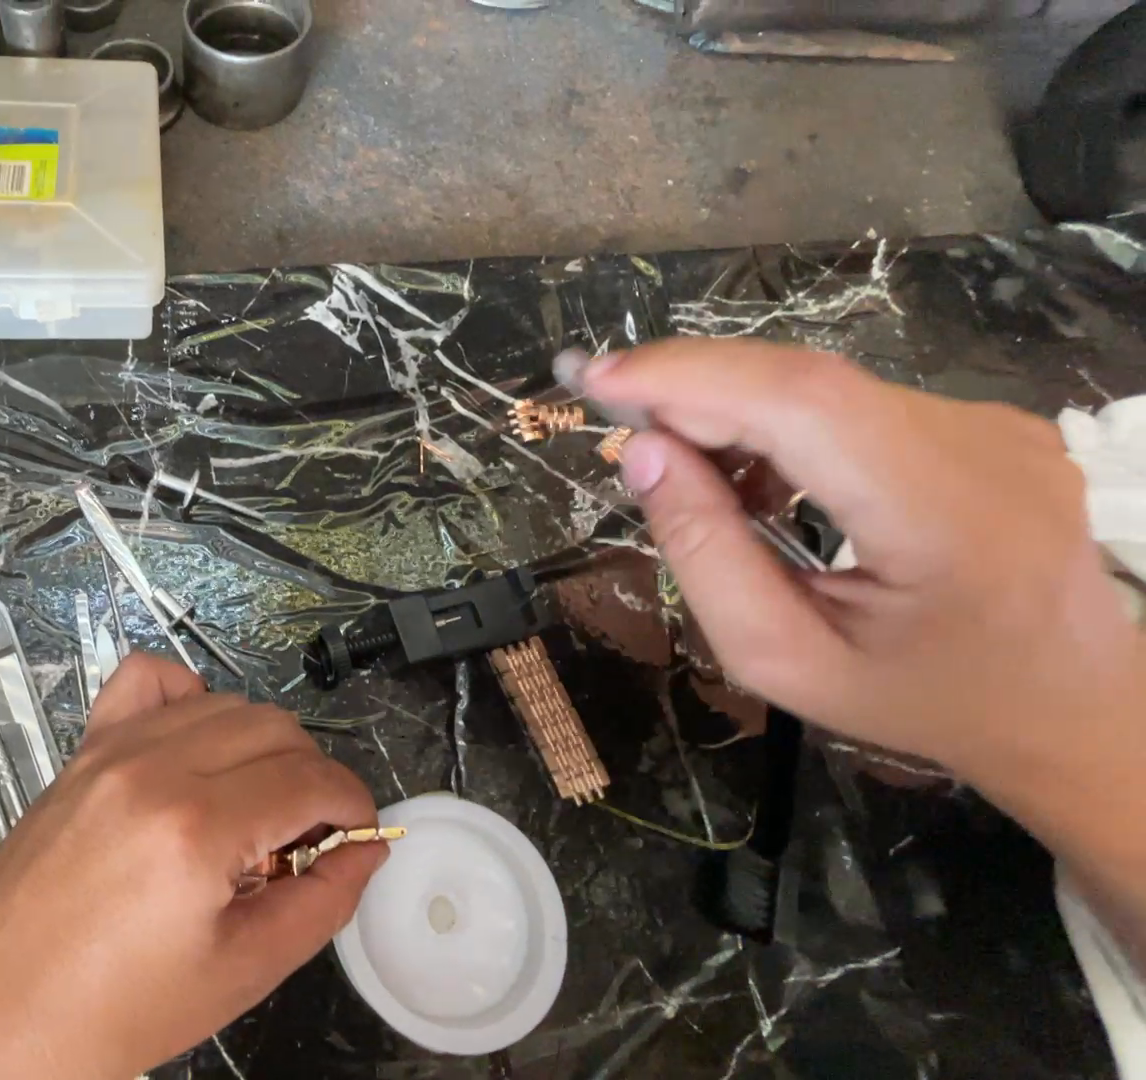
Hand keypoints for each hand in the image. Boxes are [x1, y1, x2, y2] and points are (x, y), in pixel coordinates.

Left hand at [0, 653, 385, 1079]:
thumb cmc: (106, 1010)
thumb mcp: (237, 975)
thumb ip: (320, 904)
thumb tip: (364, 850)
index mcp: (195, 829)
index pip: (311, 777)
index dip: (353, 802)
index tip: (357, 831)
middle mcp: (154, 768)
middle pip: (276, 727)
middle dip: (312, 775)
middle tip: (305, 836)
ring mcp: (114, 748)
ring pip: (225, 701)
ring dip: (261, 744)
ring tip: (252, 806)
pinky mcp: (86, 747)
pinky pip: (146, 679)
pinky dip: (188, 696)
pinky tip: (196, 744)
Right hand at [576, 339, 1145, 842]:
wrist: (1069, 707)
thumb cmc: (914, 699)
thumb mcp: (777, 656)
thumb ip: (703, 554)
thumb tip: (643, 452)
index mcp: (945, 520)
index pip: (802, 404)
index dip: (688, 378)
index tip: (595, 380)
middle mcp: (982, 447)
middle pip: (802, 383)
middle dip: (686, 390)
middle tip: (610, 421)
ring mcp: (990, 426)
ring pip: (815, 388)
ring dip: (723, 415)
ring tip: (688, 482)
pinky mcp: (977, 423)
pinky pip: (842, 403)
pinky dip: (768, 426)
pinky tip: (752, 483)